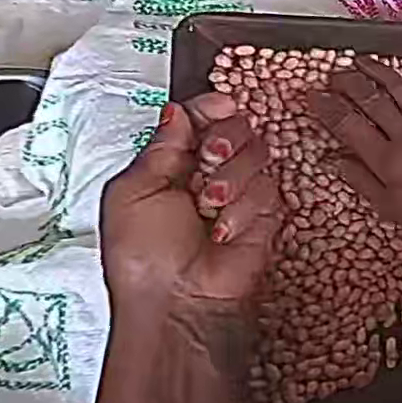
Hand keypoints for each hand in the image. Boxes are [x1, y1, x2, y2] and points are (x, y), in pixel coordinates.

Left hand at [100, 94, 281, 351]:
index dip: (212, 107)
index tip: (220, 106)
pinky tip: (225, 229)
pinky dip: (244, 208)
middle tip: (210, 161)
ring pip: (257, 155)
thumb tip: (179, 109)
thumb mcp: (132, 190)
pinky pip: (269, 189)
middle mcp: (211, 171)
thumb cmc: (144, 253)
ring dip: (231, 180)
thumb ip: (161, 146)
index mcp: (173, 162)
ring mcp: (242, 190)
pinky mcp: (269, 211)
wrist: (181, 296)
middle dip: (226, 141)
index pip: (201, 117)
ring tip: (209, 207)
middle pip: (237, 127)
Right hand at [308, 58, 401, 239]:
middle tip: (334, 74)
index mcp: (386, 159)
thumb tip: (334, 158)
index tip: (314, 95)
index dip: (328, 107)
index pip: (348, 124)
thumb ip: (361, 180)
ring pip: (401, 89)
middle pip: (371, 99)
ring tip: (362, 61)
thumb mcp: (389, 207)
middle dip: (348, 82)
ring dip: (380, 71)